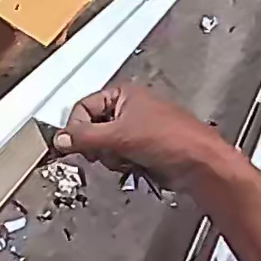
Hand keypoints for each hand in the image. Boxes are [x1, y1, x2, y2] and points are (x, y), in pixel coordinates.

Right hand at [50, 84, 230, 187]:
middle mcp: (129, 108)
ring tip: (128, 158)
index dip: (77, 127)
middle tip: (108, 151)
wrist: (200, 165)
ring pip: (104, 146)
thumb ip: (84, 137)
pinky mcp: (143, 149)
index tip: (74, 144)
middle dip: (98, 145)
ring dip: (112, 157)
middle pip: (92, 128)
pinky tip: (136, 166)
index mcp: (123, 94)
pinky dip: (123, 164)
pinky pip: (119, 157)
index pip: (83, 107)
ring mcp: (136, 129)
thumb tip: (59, 138)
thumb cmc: (170, 139)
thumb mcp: (119, 136)